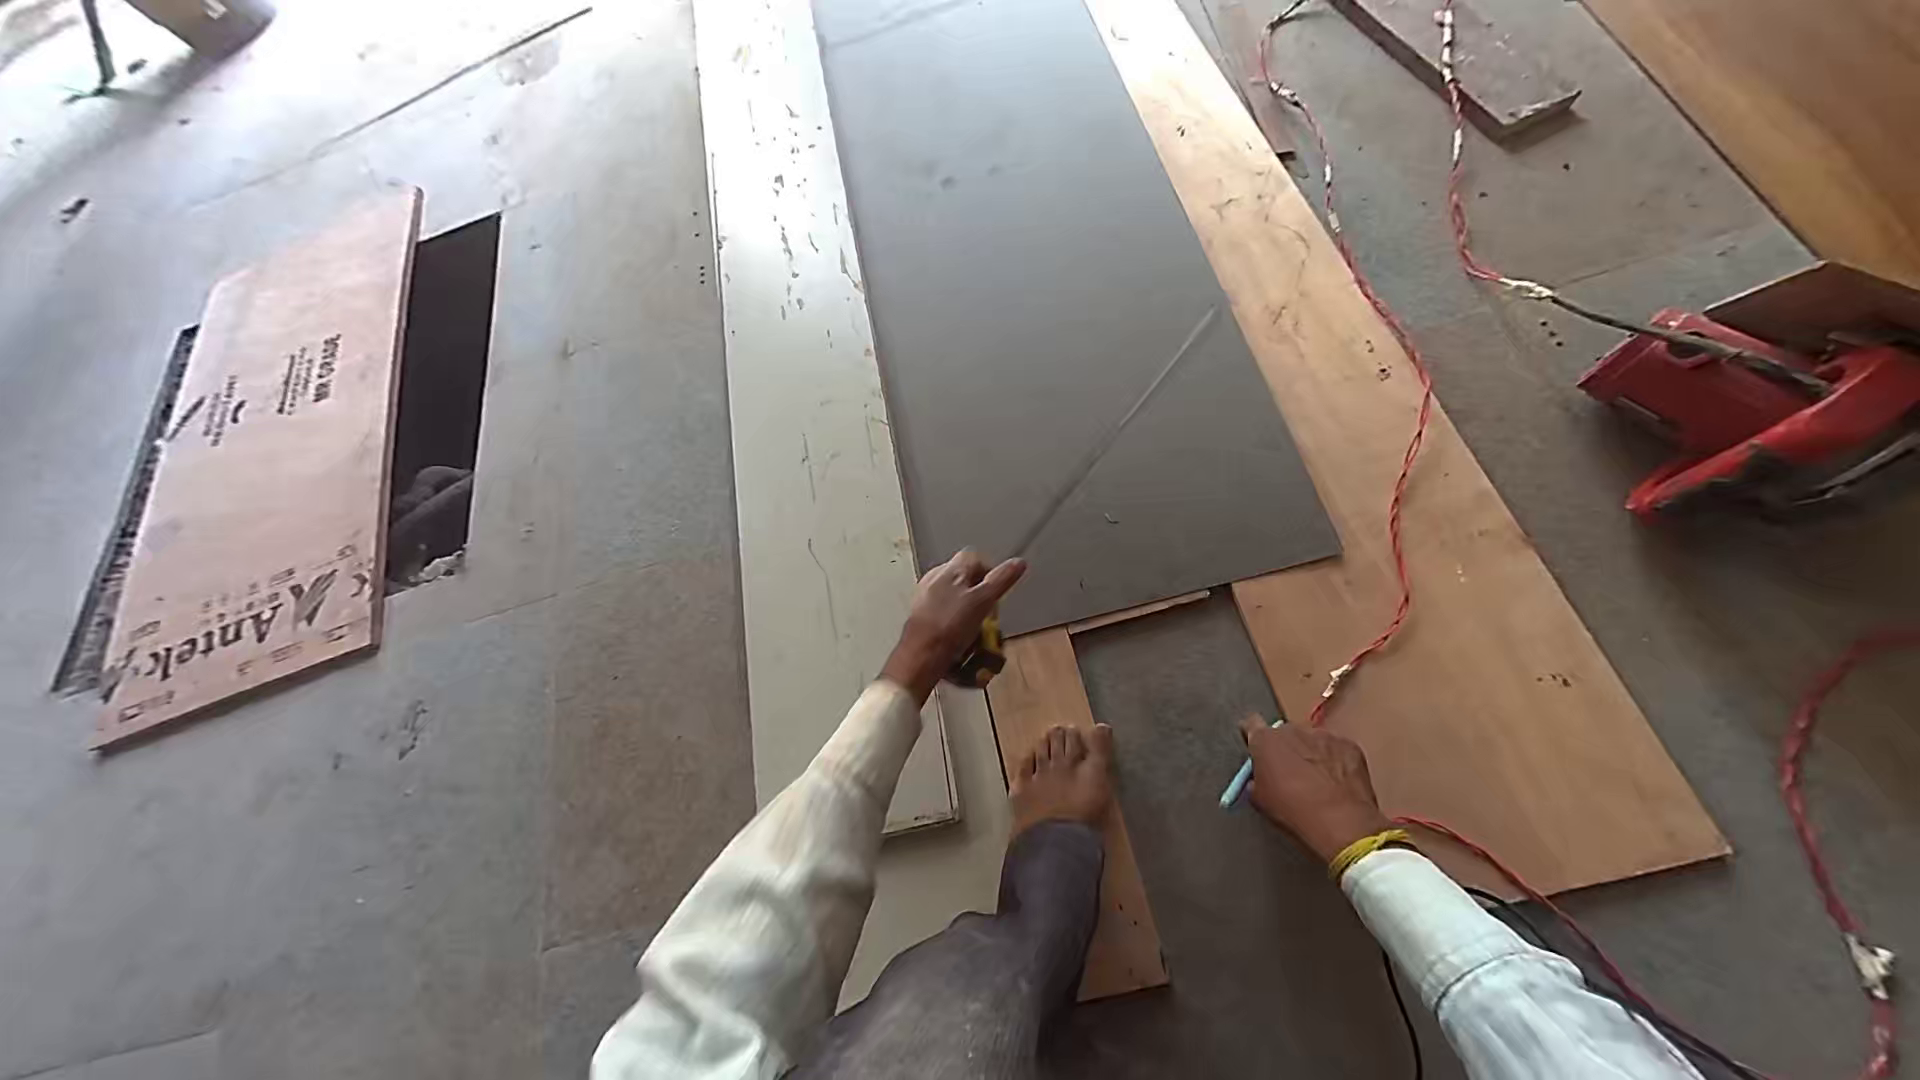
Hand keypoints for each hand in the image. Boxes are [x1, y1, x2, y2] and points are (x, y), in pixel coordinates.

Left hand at [880, 548, 1026, 702]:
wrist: (921, 654)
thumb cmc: (952, 625)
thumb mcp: (983, 601)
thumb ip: (1002, 580)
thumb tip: (1019, 562)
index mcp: (951, 568)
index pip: (976, 558)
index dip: (991, 574)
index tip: (996, 595)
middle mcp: (936, 576)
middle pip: (967, 580)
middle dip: (981, 598)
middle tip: (987, 616)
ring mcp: (926, 595)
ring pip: (957, 597)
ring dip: (970, 612)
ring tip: (975, 631)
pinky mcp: (921, 614)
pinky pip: (946, 613)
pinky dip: (956, 623)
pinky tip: (959, 639)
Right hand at [1239, 716, 1392, 864]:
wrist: (1342, 825)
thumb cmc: (1294, 812)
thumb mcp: (1260, 799)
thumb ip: (1256, 778)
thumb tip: (1260, 777)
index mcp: (1265, 739)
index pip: (1251, 723)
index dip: (1254, 736)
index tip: (1258, 749)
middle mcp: (1292, 730)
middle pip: (1284, 733)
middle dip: (1286, 748)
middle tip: (1291, 773)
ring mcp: (1323, 735)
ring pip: (1312, 740)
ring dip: (1311, 754)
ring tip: (1319, 781)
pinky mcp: (1349, 745)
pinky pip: (1337, 749)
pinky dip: (1336, 761)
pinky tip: (1338, 783)